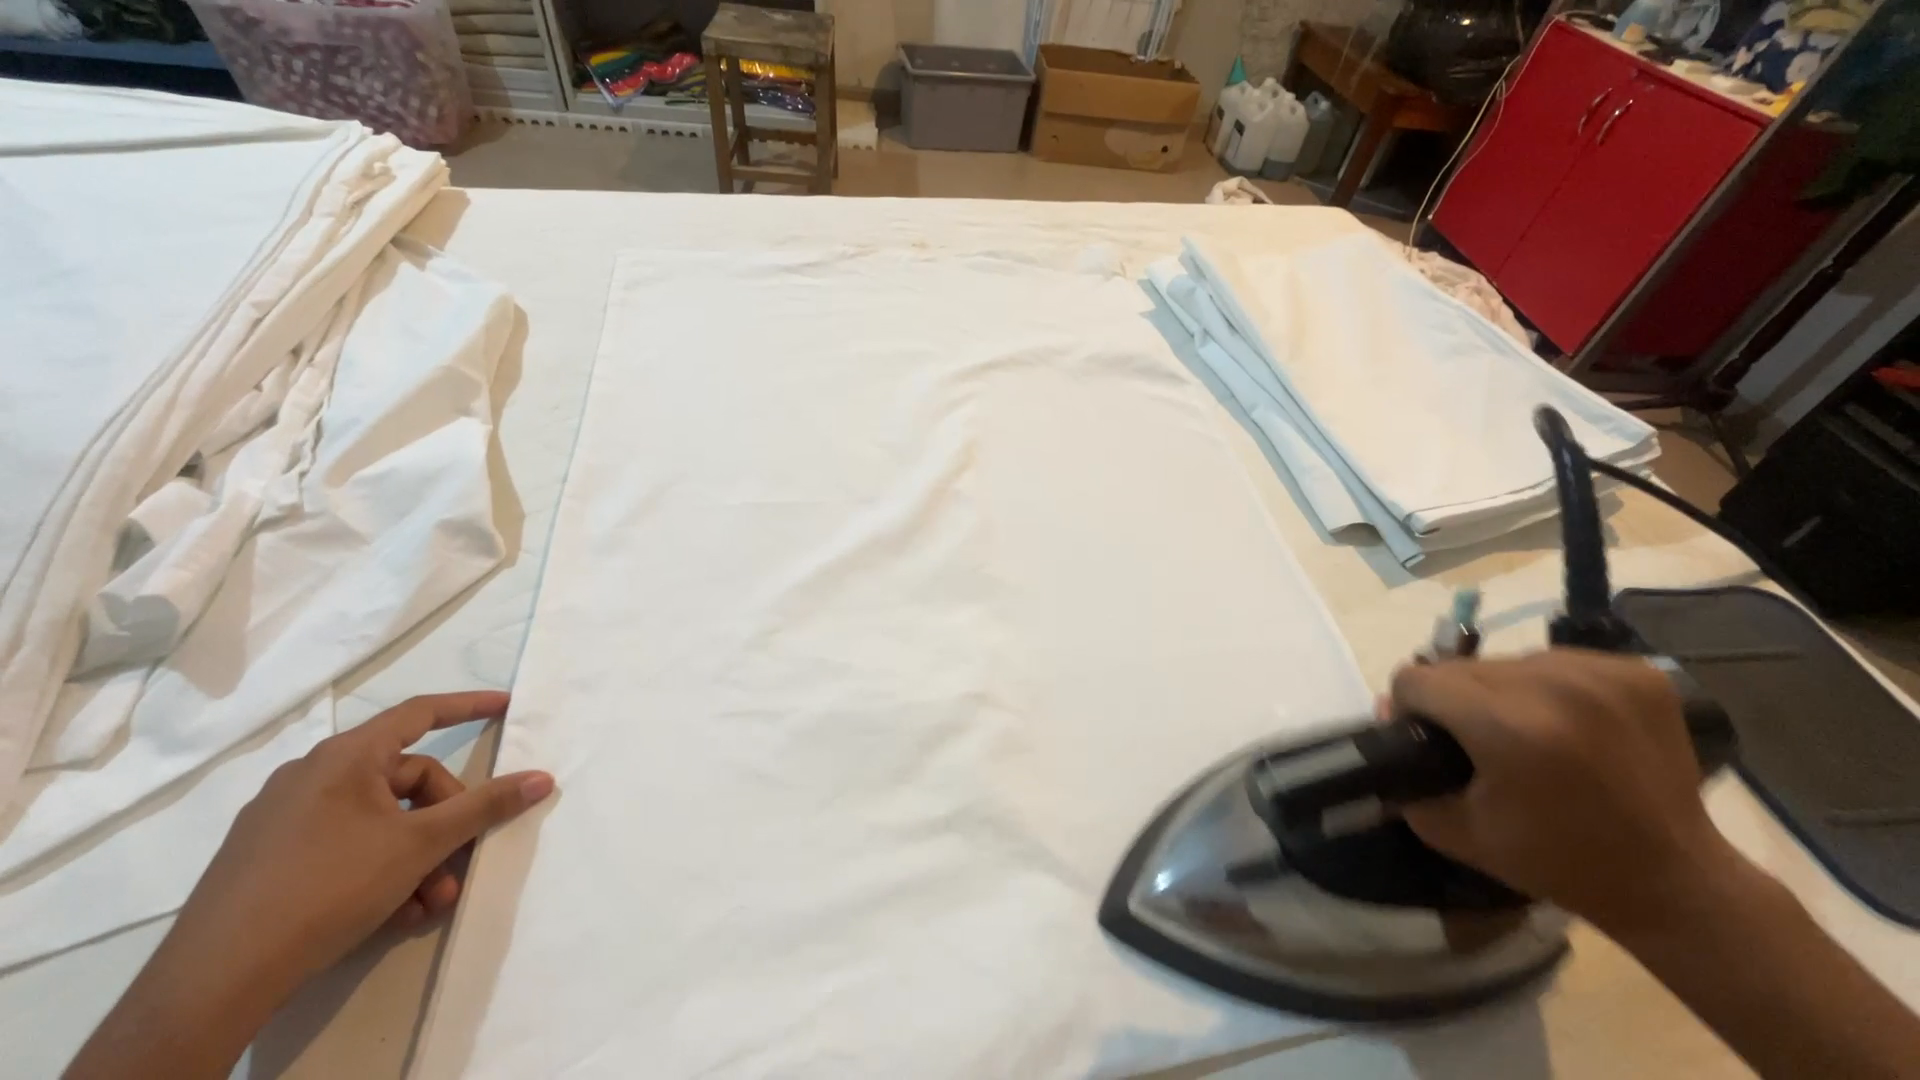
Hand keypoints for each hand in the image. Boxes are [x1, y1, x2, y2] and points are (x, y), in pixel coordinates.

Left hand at [68, 691, 553, 1079]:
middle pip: (406, 781)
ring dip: (417, 857)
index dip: (467, 707)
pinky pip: (345, 846)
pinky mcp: (269, 857)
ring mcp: (285, 818)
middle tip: (461, 864)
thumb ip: (484, 806)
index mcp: (344, 758)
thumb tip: (541, 777)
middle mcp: (311, 776)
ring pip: (378, 822)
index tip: (505, 706)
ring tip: (430, 903)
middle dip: (444, 824)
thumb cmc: (330, 886)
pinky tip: (394, 914)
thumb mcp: (420, 844)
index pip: (419, 713)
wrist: (219, 974)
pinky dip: (381, 870)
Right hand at [1391, 649, 1733, 931]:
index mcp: (1507, 726)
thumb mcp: (1457, 830)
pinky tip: (1568, 725)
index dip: (1409, 708)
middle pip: (1462, 668)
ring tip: (1526, 734)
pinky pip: (1558, 662)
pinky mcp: (1638, 673)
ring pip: (1509, 661)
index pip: (1418, 679)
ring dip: (1502, 692)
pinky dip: (1549, 688)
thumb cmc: (1555, 860)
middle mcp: (1553, 685)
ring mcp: (1601, 674)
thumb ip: (1405, 776)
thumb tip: (1387, 718)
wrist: (1670, 879)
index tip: (1426, 738)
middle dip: (1455, 701)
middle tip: (1477, 744)